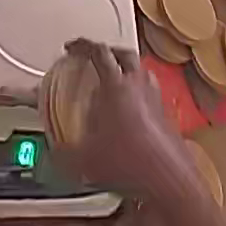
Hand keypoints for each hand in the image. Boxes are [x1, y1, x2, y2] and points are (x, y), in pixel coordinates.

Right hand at [62, 40, 204, 206]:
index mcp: (116, 85)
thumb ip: (66, 155)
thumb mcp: (87, 161)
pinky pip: (149, 88)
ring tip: (113, 80)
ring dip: (125, 68)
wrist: (170, 180)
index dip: (83, 45)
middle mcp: (138, 84)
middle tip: (94, 58)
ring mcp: (155, 96)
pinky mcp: (166, 111)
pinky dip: (137, 88)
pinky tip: (131, 107)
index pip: (99, 52)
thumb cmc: (130, 163)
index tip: (72, 47)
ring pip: (140, 69)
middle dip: (107, 51)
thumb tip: (56, 152)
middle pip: (124, 53)